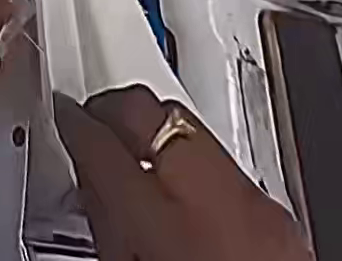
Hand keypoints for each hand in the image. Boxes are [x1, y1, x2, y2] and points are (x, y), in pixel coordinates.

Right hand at [55, 86, 312, 260]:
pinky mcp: (276, 211)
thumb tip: (91, 183)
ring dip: (148, 125)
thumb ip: (109, 230)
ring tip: (126, 145)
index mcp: (169, 233)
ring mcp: (254, 203)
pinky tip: (171, 178)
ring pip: (183, 123)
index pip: (105, 151)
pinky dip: (187, 156)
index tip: (65, 119)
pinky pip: (217, 157)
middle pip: (148, 112)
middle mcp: (216, 204)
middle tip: (90, 122)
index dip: (76, 126)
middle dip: (111, 109)